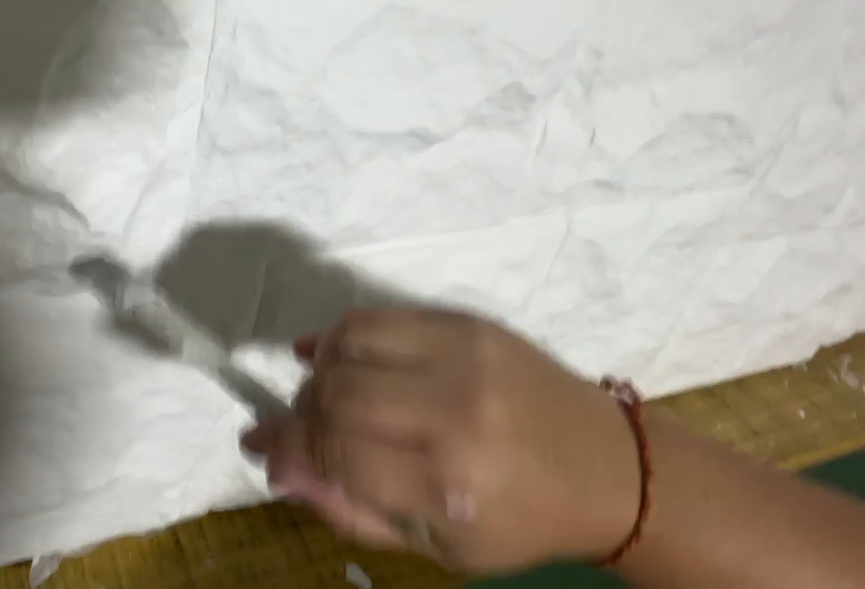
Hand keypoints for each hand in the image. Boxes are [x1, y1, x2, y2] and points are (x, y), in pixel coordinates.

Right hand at [240, 307, 641, 575]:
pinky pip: (378, 316)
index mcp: (448, 485)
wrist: (607, 466)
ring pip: (348, 342)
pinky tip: (333, 354)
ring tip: (322, 390)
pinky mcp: (466, 321)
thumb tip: (278, 468)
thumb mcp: (438, 546)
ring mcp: (460, 356)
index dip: (285, 447)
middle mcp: (452, 412)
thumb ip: (349, 508)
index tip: (257, 444)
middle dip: (300, 411)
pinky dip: (341, 335)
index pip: (334, 453)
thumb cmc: (518, 519)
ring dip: (318, 368)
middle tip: (298, 424)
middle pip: (334, 394)